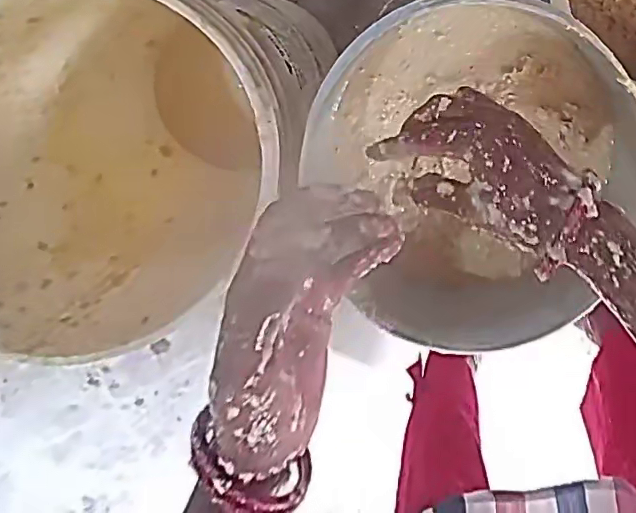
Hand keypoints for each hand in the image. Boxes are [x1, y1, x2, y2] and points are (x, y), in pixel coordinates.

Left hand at [208, 188, 401, 476]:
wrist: (261, 442)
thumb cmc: (246, 403)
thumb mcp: (250, 360)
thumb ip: (271, 314)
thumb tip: (300, 271)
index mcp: (251, 282)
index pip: (276, 226)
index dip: (304, 205)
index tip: (336, 194)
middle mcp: (275, 276)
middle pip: (308, 228)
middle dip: (339, 211)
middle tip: (373, 201)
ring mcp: (299, 289)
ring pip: (332, 244)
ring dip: (360, 228)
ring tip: (389, 220)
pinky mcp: (319, 306)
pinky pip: (345, 270)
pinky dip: (368, 254)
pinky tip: (389, 245)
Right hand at [368, 87, 598, 266]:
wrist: (570, 216)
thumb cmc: (523, 217)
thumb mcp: (475, 208)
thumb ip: (438, 193)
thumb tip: (408, 186)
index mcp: (477, 141)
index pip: (426, 137)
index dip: (398, 145)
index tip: (377, 153)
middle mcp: (491, 121)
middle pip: (440, 110)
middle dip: (415, 125)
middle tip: (399, 145)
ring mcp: (505, 118)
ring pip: (460, 101)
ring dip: (437, 113)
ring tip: (423, 135)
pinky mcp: (516, 123)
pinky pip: (480, 104)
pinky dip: (459, 111)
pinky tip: (454, 131)